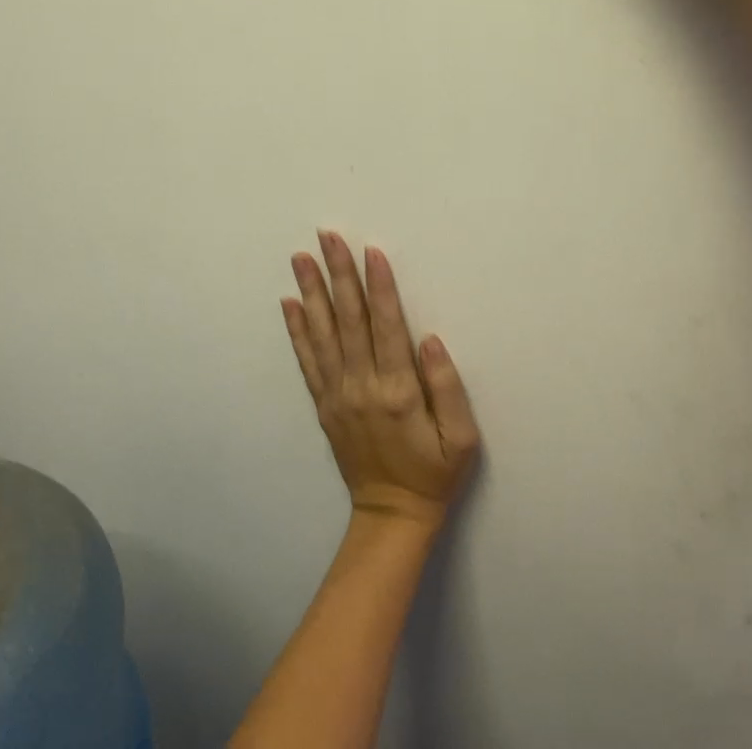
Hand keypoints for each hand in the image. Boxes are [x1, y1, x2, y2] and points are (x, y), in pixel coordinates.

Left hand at [282, 232, 480, 531]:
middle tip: (328, 237)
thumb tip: (431, 340)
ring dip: (312, 293)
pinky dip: (297, 331)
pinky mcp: (325, 406)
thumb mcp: (461, 439)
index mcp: (398, 391)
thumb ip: (447, 388)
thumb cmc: (435, 474)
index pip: (387, 327)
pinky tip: (290, 304)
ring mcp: (338, 396)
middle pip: (349, 320)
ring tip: (301, 258)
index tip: (371, 252)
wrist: (392, 514)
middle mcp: (362, 387)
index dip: (380, 287)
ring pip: (323, 334)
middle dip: (339, 275)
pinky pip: (308, 362)